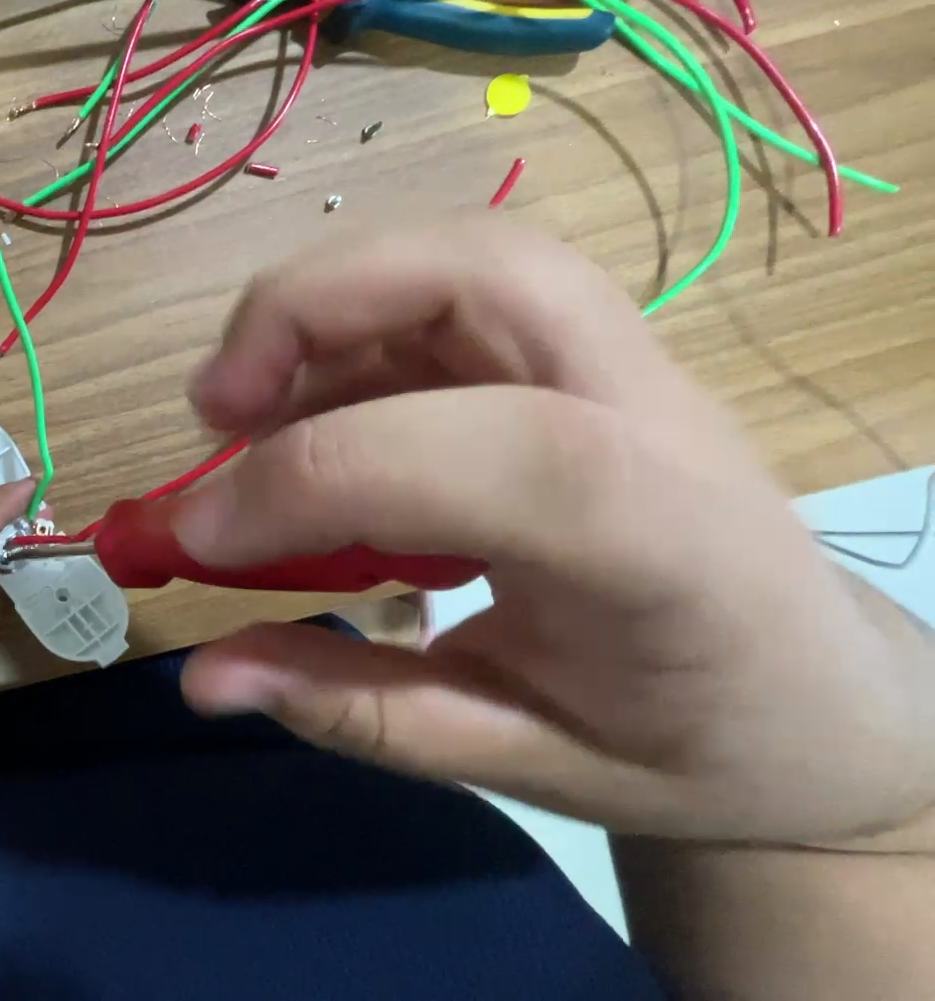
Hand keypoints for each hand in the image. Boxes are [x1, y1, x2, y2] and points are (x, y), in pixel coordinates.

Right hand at [173, 216, 934, 848]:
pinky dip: (330, 337)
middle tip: (212, 411)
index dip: (317, 477)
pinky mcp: (561, 354)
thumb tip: (203, 679)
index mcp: (674, 546)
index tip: (201, 540)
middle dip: (305, 313)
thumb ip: (355, 712)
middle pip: (478, 270)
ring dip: (309, 314)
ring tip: (236, 414)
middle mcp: (655, 410)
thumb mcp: (520, 761)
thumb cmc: (687, 743)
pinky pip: (428, 297)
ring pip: (445, 257)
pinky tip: (294, 418)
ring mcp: (613, 362)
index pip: (503, 456)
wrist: (816, 690)